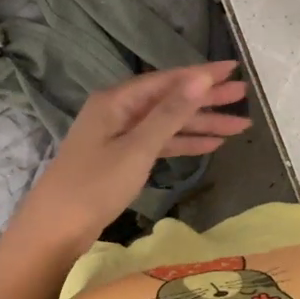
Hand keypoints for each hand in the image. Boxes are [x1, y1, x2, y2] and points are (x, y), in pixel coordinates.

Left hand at [13, 62, 250, 247]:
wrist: (56, 229)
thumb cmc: (94, 186)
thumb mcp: (138, 148)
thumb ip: (170, 113)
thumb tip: (200, 79)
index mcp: (117, 100)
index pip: (167, 80)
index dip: (202, 75)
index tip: (234, 70)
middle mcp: (118, 111)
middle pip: (169, 100)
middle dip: (207, 99)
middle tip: (243, 95)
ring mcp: (119, 135)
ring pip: (168, 123)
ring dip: (201, 124)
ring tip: (239, 126)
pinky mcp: (121, 159)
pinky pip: (159, 143)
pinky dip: (184, 143)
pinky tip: (211, 145)